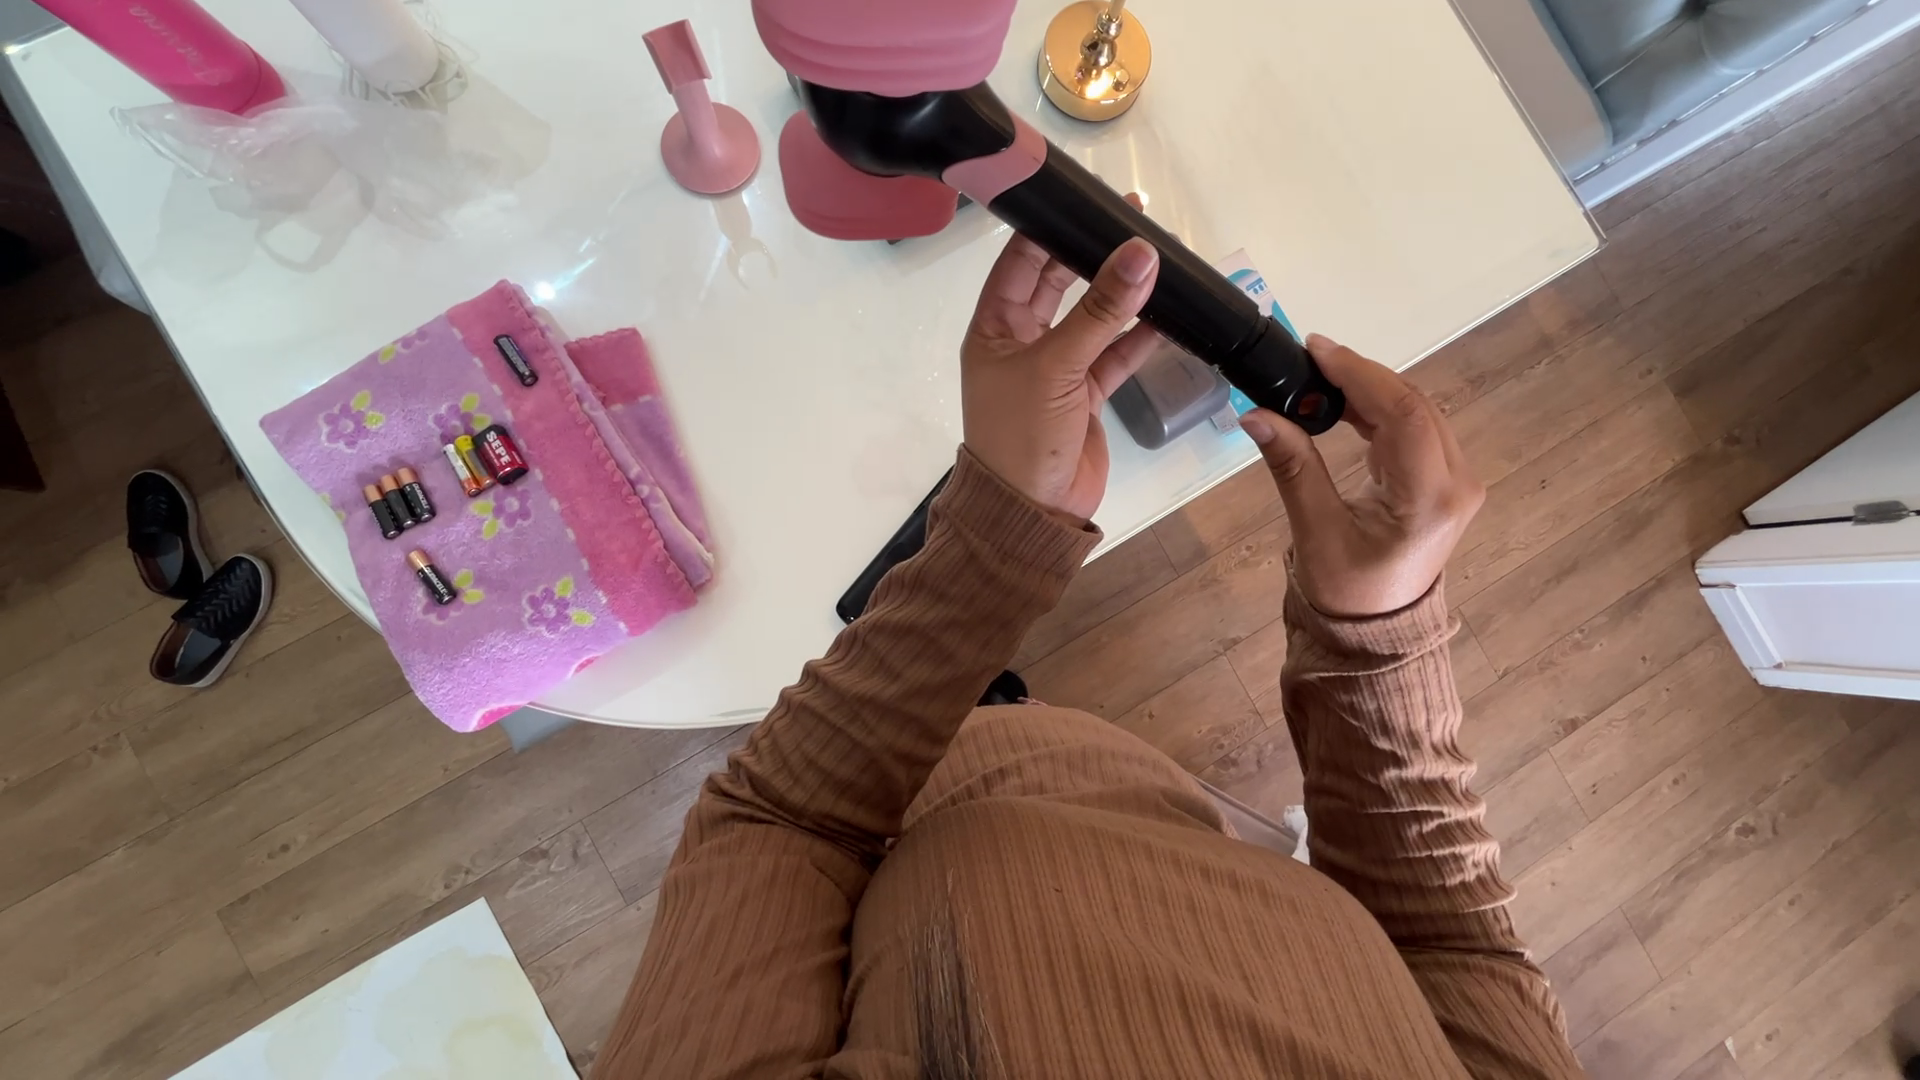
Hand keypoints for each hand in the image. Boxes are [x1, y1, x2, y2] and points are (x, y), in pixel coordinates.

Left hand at [961, 231, 1161, 523]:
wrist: (1034, 512)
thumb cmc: (1023, 436)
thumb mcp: (1055, 368)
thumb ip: (1099, 312)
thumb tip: (1142, 254)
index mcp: (993, 329)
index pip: (1020, 262)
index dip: (1052, 229)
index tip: (1091, 200)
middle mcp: (1022, 342)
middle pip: (1059, 284)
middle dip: (1093, 255)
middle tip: (1138, 222)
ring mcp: (1056, 368)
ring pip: (1092, 319)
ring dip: (1123, 295)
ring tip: (1163, 260)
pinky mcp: (1085, 394)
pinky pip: (1114, 355)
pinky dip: (1139, 338)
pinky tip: (1169, 315)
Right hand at [1240, 335, 1482, 617]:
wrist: (1375, 630)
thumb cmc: (1344, 589)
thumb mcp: (1314, 529)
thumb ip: (1292, 466)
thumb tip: (1255, 416)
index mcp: (1429, 497)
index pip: (1403, 412)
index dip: (1360, 374)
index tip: (1316, 349)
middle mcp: (1456, 481)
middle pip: (1415, 405)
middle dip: (1363, 375)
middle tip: (1311, 357)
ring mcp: (1456, 481)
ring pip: (1417, 412)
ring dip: (1371, 389)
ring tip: (1321, 374)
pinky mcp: (1443, 482)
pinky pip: (1415, 430)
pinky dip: (1379, 410)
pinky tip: (1344, 403)